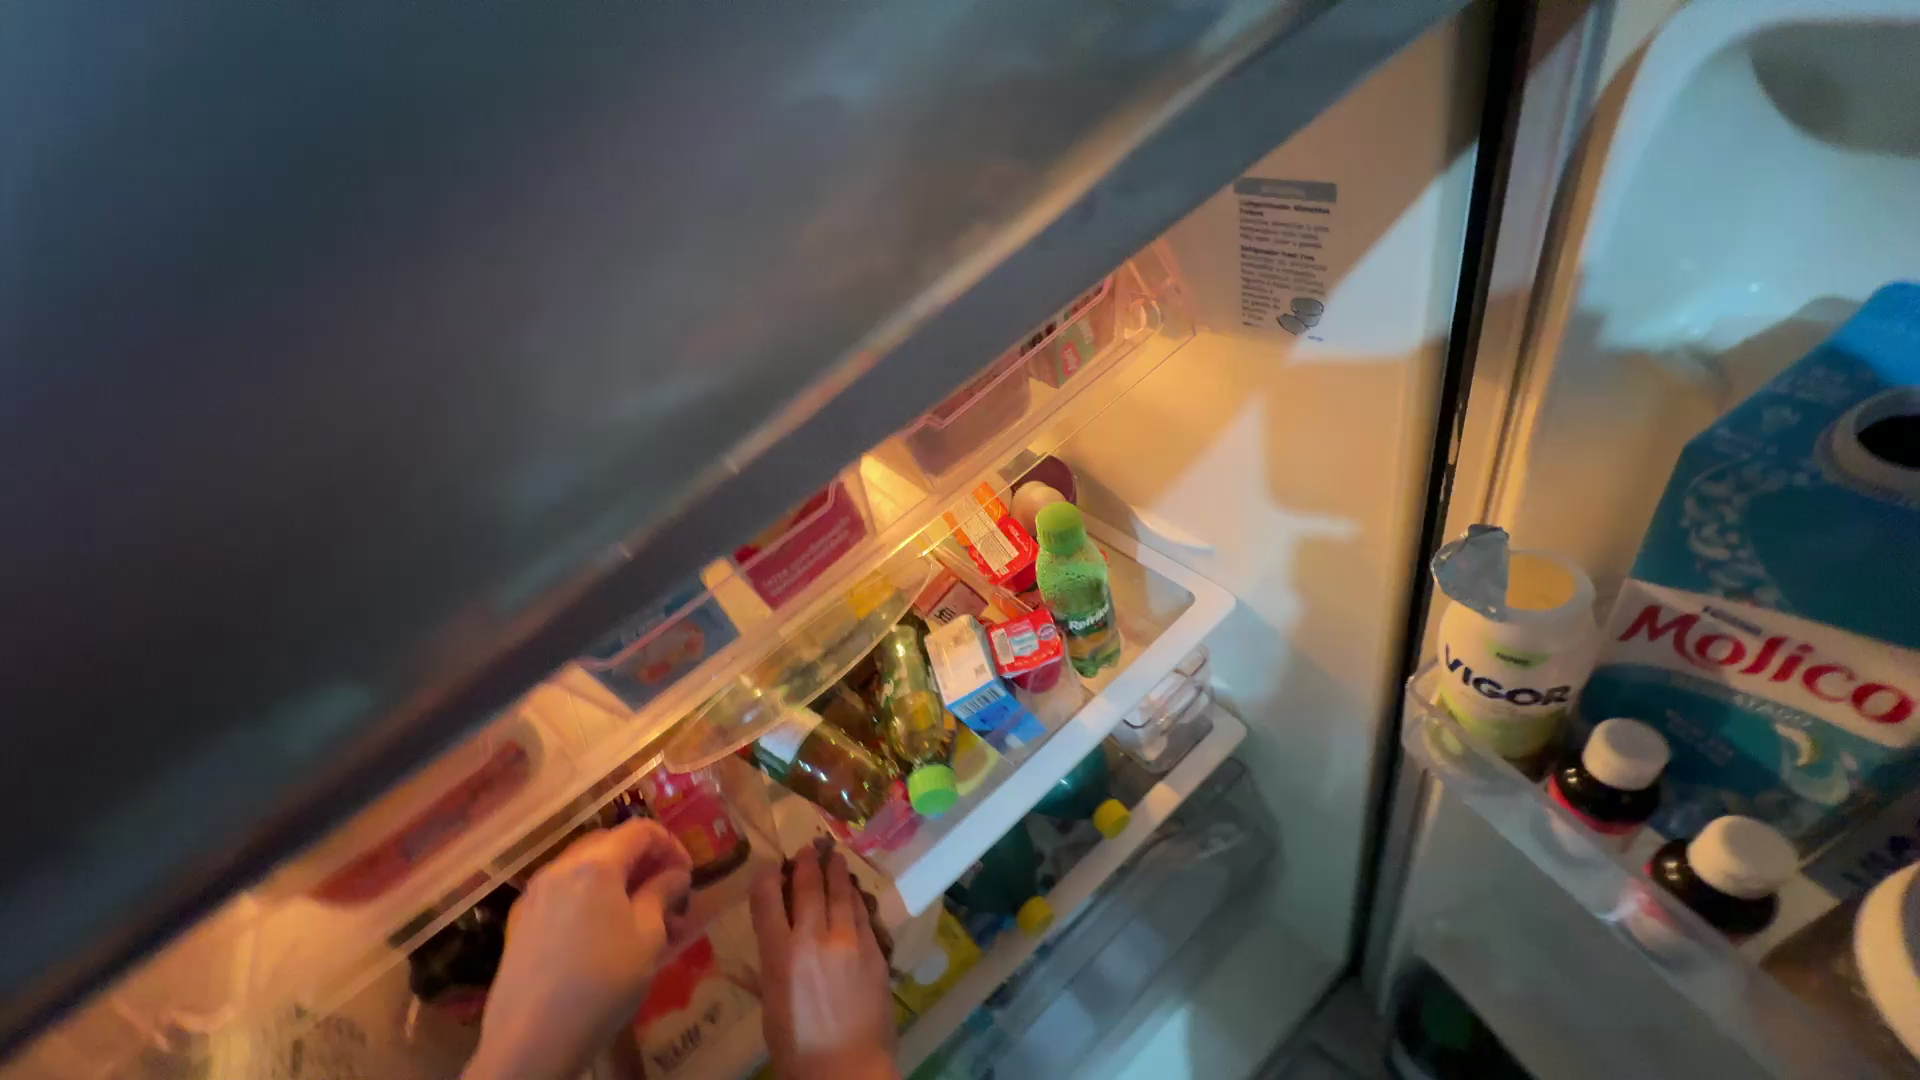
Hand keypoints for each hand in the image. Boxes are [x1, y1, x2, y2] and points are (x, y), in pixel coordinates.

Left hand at [466, 818, 692, 1079]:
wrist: (529, 1045)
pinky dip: (589, 898)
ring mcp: (534, 897)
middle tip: (666, 892)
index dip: (671, 845)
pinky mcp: (519, 925)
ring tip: (639, 916)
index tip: (687, 874)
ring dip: (617, 880)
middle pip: (610, 843)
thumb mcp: (647, 937)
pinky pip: (563, 893)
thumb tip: (674, 875)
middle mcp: (559, 869)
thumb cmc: (600, 984)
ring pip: (584, 868)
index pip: (640, 830)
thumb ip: (662, 894)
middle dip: (643, 860)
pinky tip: (601, 933)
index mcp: (595, 865)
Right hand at [750, 846, 899, 1079]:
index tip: (772, 867)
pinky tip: (854, 891)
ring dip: (836, 871)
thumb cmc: (797, 1047)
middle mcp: (814, 937)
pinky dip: (855, 897)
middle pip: (810, 885)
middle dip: (807, 862)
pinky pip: (863, 912)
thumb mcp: (772, 1004)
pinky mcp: (874, 947)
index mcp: (780, 954)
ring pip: (841, 891)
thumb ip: (772, 963)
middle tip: (808, 848)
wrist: (847, 1069)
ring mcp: (849, 939)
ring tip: (834, 856)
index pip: (768, 898)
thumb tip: (773, 936)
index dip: (769, 876)